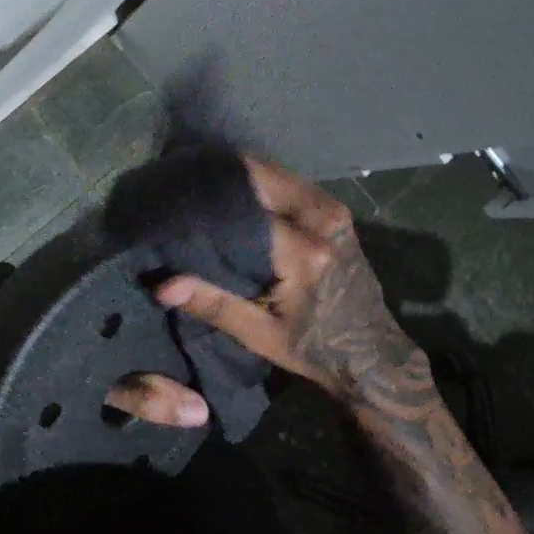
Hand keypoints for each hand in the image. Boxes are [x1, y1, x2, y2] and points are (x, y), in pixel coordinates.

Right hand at [105, 157, 419, 423]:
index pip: (245, 206)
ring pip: (277, 178)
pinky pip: (290, 188)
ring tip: (202, 191)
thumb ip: (213, 304)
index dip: (206, 198)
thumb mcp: (258, 334)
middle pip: (263, 178)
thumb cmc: (311, 348)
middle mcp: (323, 222)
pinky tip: (233, 201)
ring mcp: (334, 215)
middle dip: (223, 178)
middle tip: (183, 188)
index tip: (171, 199)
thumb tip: (163, 286)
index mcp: (305, 251)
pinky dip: (260, 189)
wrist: (370, 355)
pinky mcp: (336, 217)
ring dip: (241, 180)